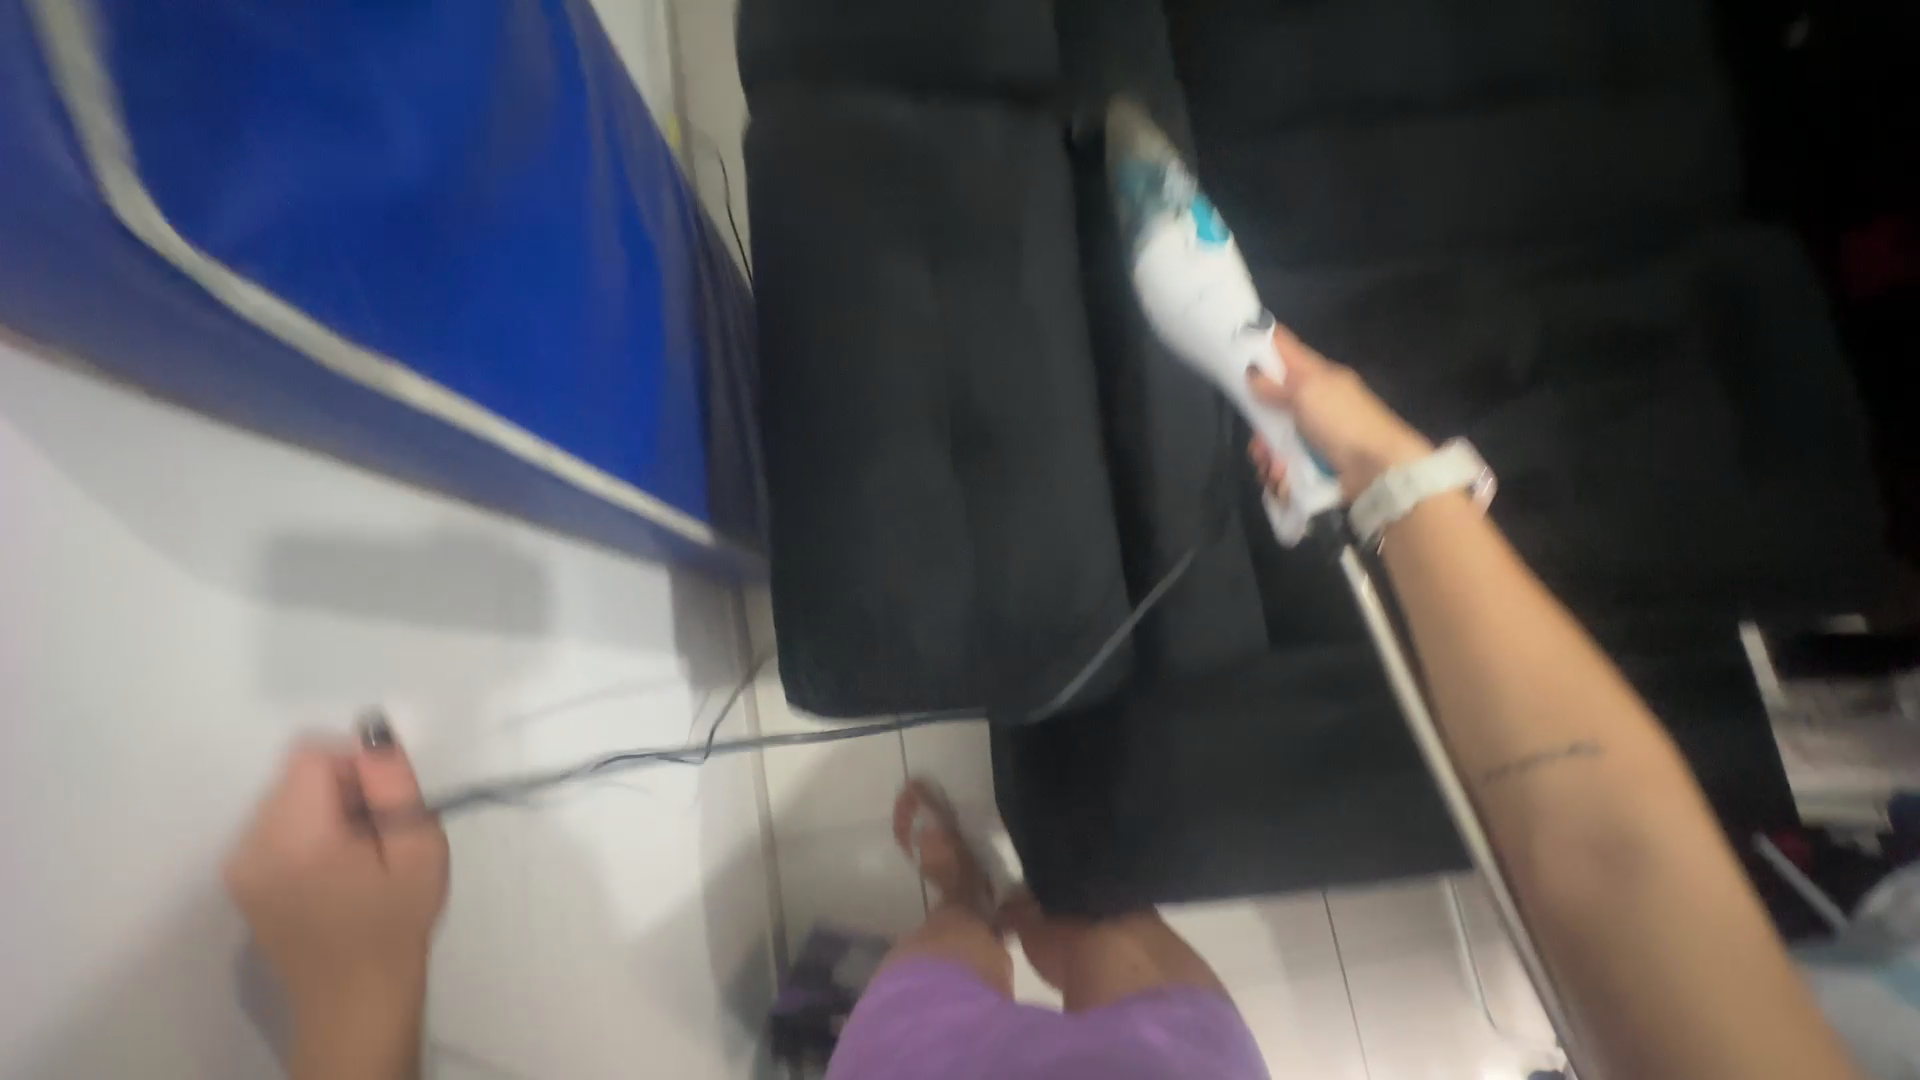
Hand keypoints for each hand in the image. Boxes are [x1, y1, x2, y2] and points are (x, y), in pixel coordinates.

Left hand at [225, 717, 447, 1077]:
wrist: (355, 994)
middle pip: (295, 774)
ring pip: (285, 796)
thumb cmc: (397, 918)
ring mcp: (238, 865)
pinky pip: (276, 822)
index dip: (356, 761)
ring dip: (328, 803)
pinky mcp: (240, 878)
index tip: (387, 796)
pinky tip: (339, 861)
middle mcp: (249, 847)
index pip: (310, 756)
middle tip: (381, 824)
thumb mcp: (419, 847)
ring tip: (362, 846)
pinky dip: (312, 824)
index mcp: (295, 839)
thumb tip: (375, 741)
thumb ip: (394, 788)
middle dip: (344, 783)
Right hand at [1246, 323, 1432, 498]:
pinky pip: (1281, 465)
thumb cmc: (1343, 420)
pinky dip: (1278, 474)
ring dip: (1267, 456)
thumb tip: (1252, 372)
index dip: (1263, 344)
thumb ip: (1276, 384)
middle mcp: (1312, 403)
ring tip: (1275, 466)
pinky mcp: (1310, 463)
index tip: (1236, 347)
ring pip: (1271, 439)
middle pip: (1269, 404)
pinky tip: (1284, 478)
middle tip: (1258, 438)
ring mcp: (1311, 435)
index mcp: (1316, 376)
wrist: (1376, 467)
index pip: (1286, 351)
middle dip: (1258, 425)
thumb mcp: (1307, 392)